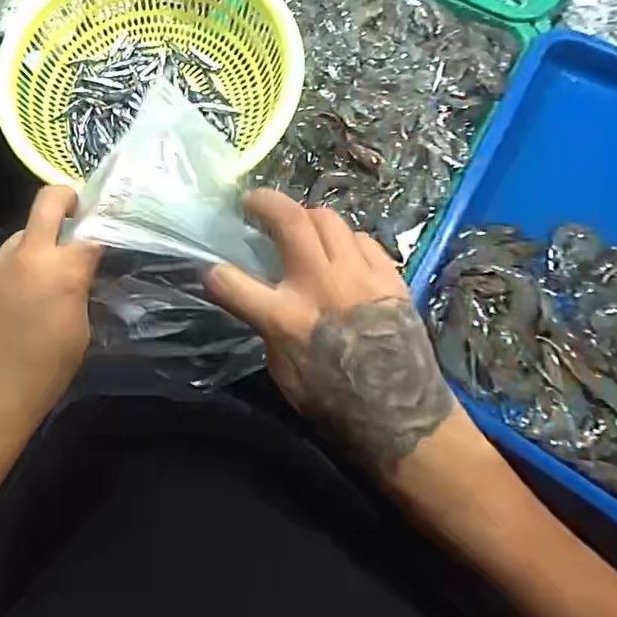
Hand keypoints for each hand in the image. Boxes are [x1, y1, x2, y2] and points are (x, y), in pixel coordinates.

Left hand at [0, 186, 100, 437]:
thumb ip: (78, 288)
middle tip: (74, 213)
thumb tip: (78, 270)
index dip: (99, 238)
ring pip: (22, 236)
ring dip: (35, 248)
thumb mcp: (79, 329)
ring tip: (36, 285)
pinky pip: (1, 263)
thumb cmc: (45, 370)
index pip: (90, 234)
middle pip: (48, 200)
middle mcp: (27, 255)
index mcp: (63, 269)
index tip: (101, 245)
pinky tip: (10, 305)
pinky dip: (12, 272)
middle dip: (65, 198)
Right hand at [207, 189, 457, 469]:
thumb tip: (264, 298)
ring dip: (306, 216)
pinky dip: (344, 240)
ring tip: (299, 226)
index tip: (213, 271)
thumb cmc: (335, 401)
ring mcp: (359, 274)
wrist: (403, 414)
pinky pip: (361, 239)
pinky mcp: (389, 275)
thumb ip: (269, 326)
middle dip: (265, 202)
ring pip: (328, 218)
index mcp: (287, 318)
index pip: (234, 283)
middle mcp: (321, 285)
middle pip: (289, 220)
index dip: (216, 275)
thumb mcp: (284, 371)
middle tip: (253, 204)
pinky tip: (341, 254)